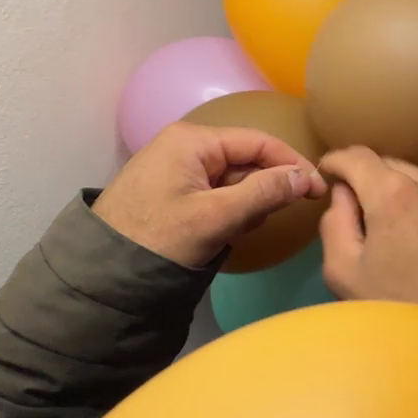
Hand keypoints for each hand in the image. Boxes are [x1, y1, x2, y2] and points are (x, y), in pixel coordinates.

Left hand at [93, 122, 325, 267]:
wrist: (99, 277)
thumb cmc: (157, 240)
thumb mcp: (216, 217)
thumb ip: (264, 193)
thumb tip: (306, 176)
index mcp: (193, 140)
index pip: (259, 142)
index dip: (293, 164)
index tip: (318, 190)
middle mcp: (186, 145)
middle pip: (247, 159)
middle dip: (267, 187)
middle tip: (281, 215)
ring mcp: (178, 167)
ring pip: (235, 177)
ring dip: (249, 201)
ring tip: (244, 227)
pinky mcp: (174, 189)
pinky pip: (218, 191)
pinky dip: (231, 209)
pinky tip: (228, 230)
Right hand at [316, 146, 417, 311]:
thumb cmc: (396, 303)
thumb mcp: (344, 269)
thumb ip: (334, 221)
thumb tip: (343, 193)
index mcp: (394, 192)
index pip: (357, 156)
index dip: (336, 161)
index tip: (328, 174)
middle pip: (390, 165)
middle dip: (370, 181)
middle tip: (360, 211)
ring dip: (404, 193)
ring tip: (397, 227)